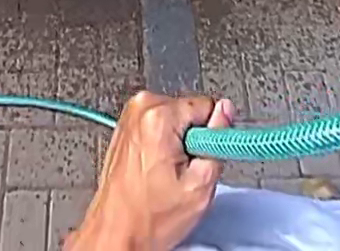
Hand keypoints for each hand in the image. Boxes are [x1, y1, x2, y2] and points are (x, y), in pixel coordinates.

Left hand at [65, 92, 234, 250]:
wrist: (114, 234)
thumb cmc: (147, 219)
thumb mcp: (199, 186)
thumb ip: (218, 142)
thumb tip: (225, 110)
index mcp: (160, 115)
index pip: (207, 106)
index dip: (210, 135)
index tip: (202, 156)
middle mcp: (142, 106)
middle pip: (189, 111)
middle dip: (192, 139)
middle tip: (182, 171)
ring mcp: (130, 114)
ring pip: (174, 118)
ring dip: (176, 142)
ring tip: (165, 173)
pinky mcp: (125, 124)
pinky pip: (158, 124)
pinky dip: (160, 144)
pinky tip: (153, 169)